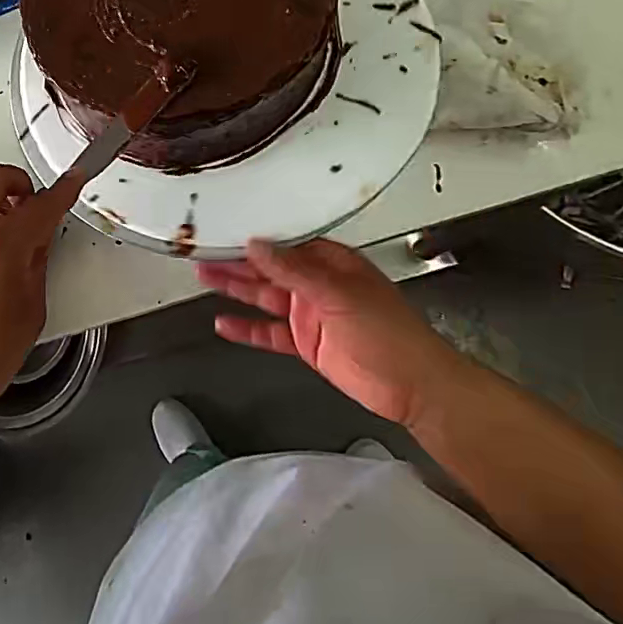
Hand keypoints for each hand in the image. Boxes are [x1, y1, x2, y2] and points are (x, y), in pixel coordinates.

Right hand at [197, 239, 469, 427]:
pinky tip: (225, 323)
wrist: (418, 390)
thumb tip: (259, 246)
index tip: (224, 233)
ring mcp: (311, 315)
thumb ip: (295, 271)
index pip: (285, 245)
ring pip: (263, 296)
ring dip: (234, 287)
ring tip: (205, 277)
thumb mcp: (340, 295)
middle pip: (268, 269)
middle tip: (204, 254)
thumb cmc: (396, 337)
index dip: (254, 239)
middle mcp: (319, 286)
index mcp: (332, 266)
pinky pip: (267, 331)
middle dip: (235, 262)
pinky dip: (245, 328)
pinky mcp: (306, 343)